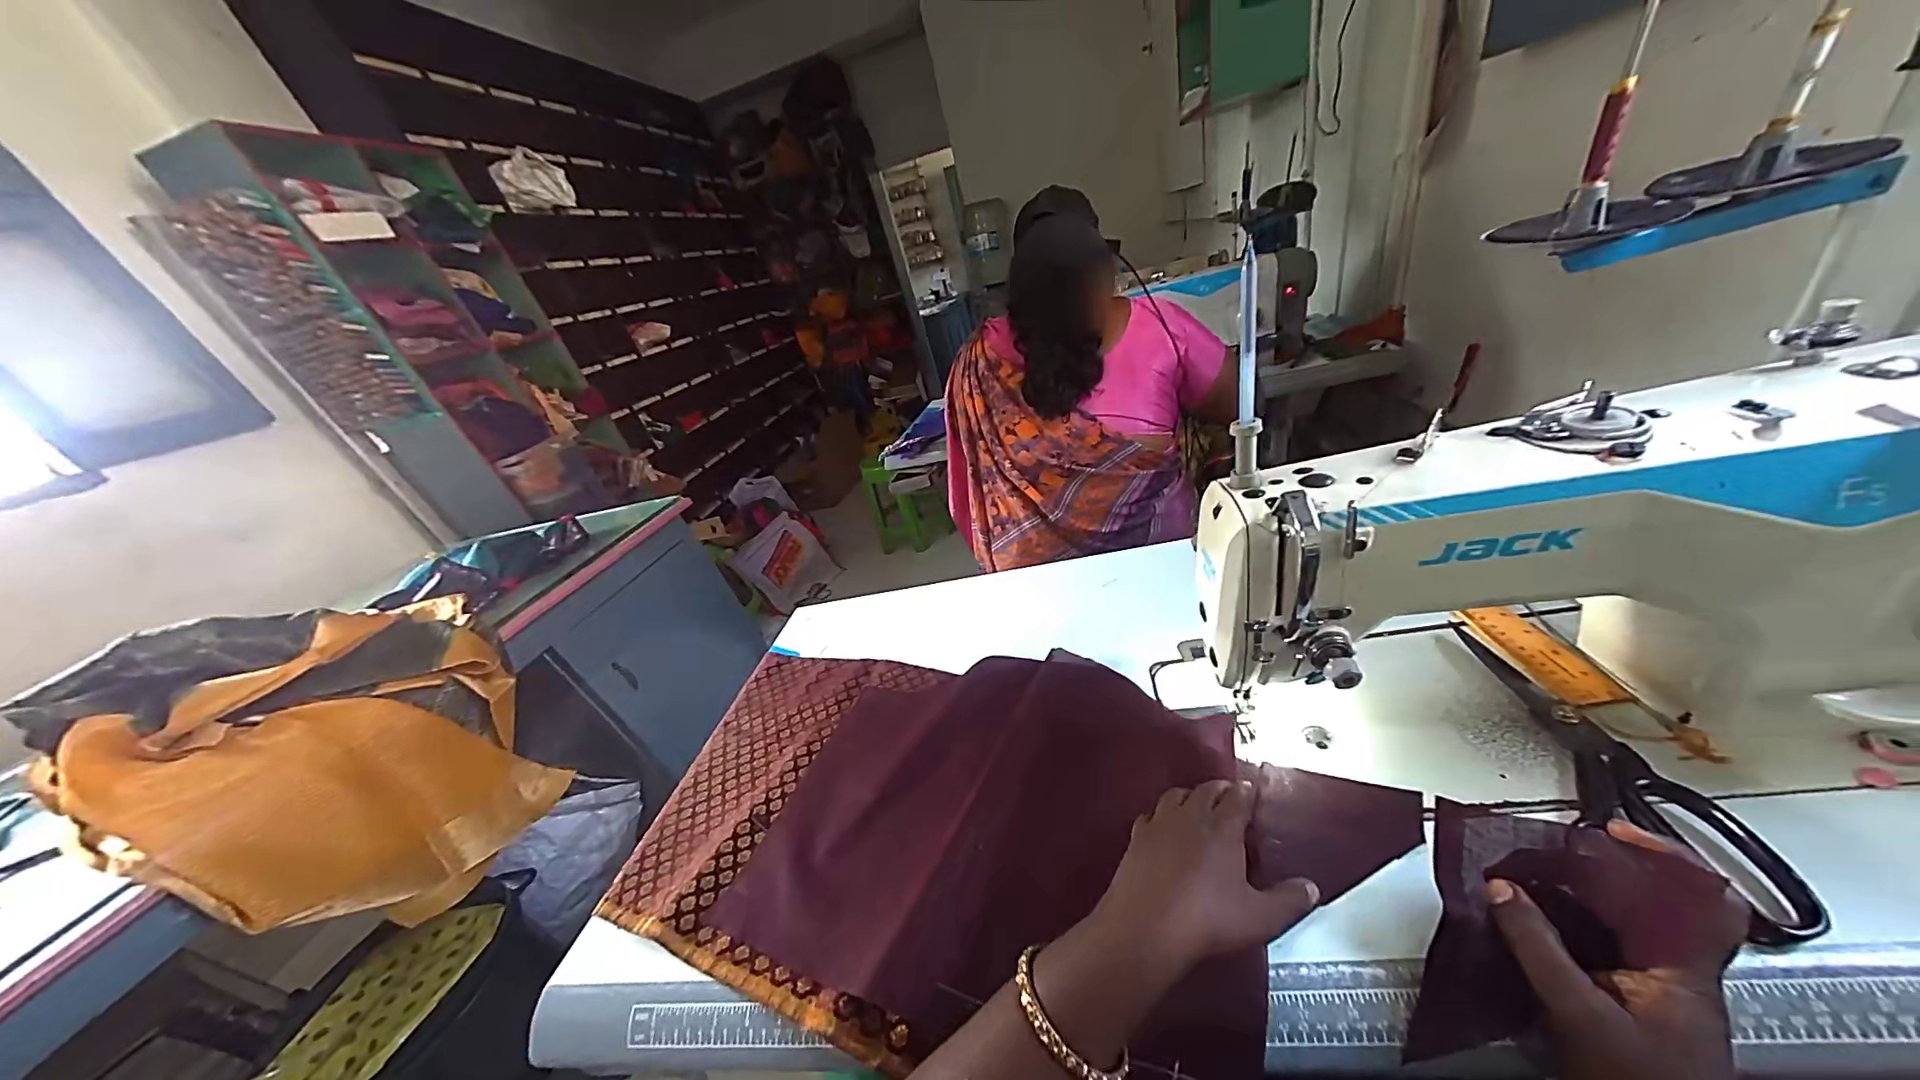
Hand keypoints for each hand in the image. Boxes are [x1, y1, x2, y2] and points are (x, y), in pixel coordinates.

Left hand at [1087, 779, 1319, 985]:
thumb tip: (1310, 887)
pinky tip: (1164, 828)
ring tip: (1199, 807)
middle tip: (1230, 798)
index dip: (1247, 792)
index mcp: (1222, 827)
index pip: (1238, 797)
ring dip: (1190, 796)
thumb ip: (1289, 900)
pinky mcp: (1136, 835)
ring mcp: (1159, 822)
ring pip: (1176, 794)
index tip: (1252, 790)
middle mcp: (1190, 815)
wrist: (1146, 925)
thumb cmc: (1208, 919)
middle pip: (1206, 789)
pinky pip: (1151, 814)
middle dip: (1221, 790)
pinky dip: (1161, 815)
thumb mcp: (1260, 917)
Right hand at [1488, 819, 1749, 1079]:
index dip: (1666, 857)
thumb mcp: (1578, 1012)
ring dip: (1575, 893)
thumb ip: (1537, 947)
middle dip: (1595, 867)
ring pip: (1620, 920)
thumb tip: (1501, 890)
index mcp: (1686, 973)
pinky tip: (1533, 916)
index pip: (1703, 901)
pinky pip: (1598, 940)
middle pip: (1648, 901)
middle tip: (1550, 848)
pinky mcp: (1628, 999)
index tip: (1615, 829)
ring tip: (1532, 874)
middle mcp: (1677, 974)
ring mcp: (1654, 988)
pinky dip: (1565, 919)